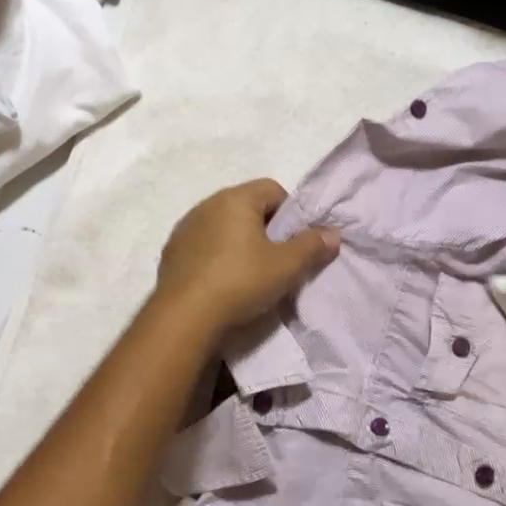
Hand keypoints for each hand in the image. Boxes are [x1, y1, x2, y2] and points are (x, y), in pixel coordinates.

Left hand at [154, 179, 339, 333]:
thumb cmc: (240, 281)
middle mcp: (206, 204)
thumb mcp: (286, 266)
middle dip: (265, 228)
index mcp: (235, 198)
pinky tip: (222, 282)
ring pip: (223, 226)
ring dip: (238, 242)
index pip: (273, 189)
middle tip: (276, 260)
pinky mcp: (171, 252)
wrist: (184, 316)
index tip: (294, 242)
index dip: (290, 213)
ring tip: (248, 274)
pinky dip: (216, 256)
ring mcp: (185, 228)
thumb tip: (333, 233)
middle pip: (247, 206)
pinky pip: (203, 245)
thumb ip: (312, 245)